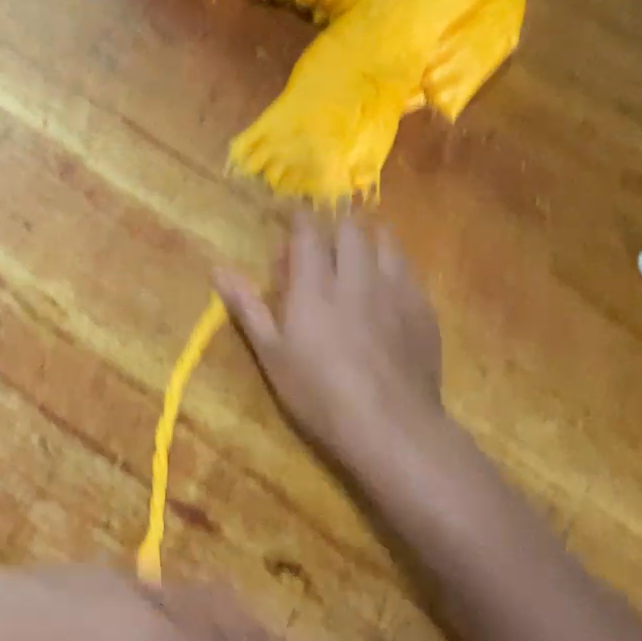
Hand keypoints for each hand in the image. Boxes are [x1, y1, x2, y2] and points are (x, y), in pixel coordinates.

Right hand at [214, 211, 444, 461]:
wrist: (391, 426)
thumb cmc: (318, 393)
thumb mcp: (271, 354)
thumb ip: (247, 307)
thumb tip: (218, 269)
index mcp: (314, 285)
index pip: (308, 232)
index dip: (300, 217)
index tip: (292, 215)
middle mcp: (357, 276)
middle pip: (350, 229)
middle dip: (335, 224)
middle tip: (324, 239)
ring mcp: (396, 290)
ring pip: (386, 241)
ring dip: (369, 236)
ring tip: (359, 249)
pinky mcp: (423, 309)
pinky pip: (409, 270)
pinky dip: (394, 265)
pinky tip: (388, 284)